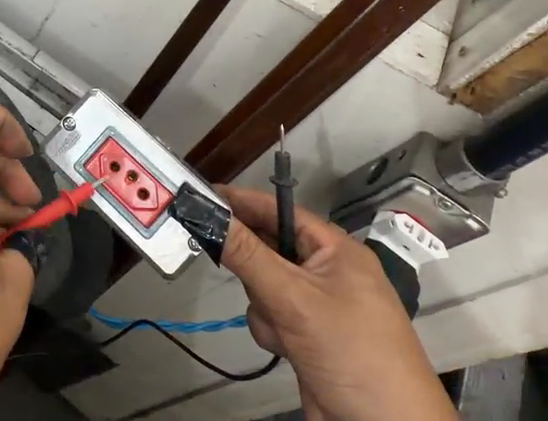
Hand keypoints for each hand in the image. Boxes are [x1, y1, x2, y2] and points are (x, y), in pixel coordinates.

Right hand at [218, 187, 454, 420]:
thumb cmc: (350, 351)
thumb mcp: (293, 298)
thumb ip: (246, 253)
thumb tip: (204, 210)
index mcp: (336, 250)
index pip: (278, 210)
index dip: (239, 202)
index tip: (197, 195)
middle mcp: (328, 271)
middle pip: (268, 246)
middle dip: (251, 263)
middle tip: (221, 261)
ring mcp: (318, 305)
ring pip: (264, 283)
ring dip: (262, 304)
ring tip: (280, 326)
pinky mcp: (308, 333)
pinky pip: (272, 313)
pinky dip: (270, 328)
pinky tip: (285, 348)